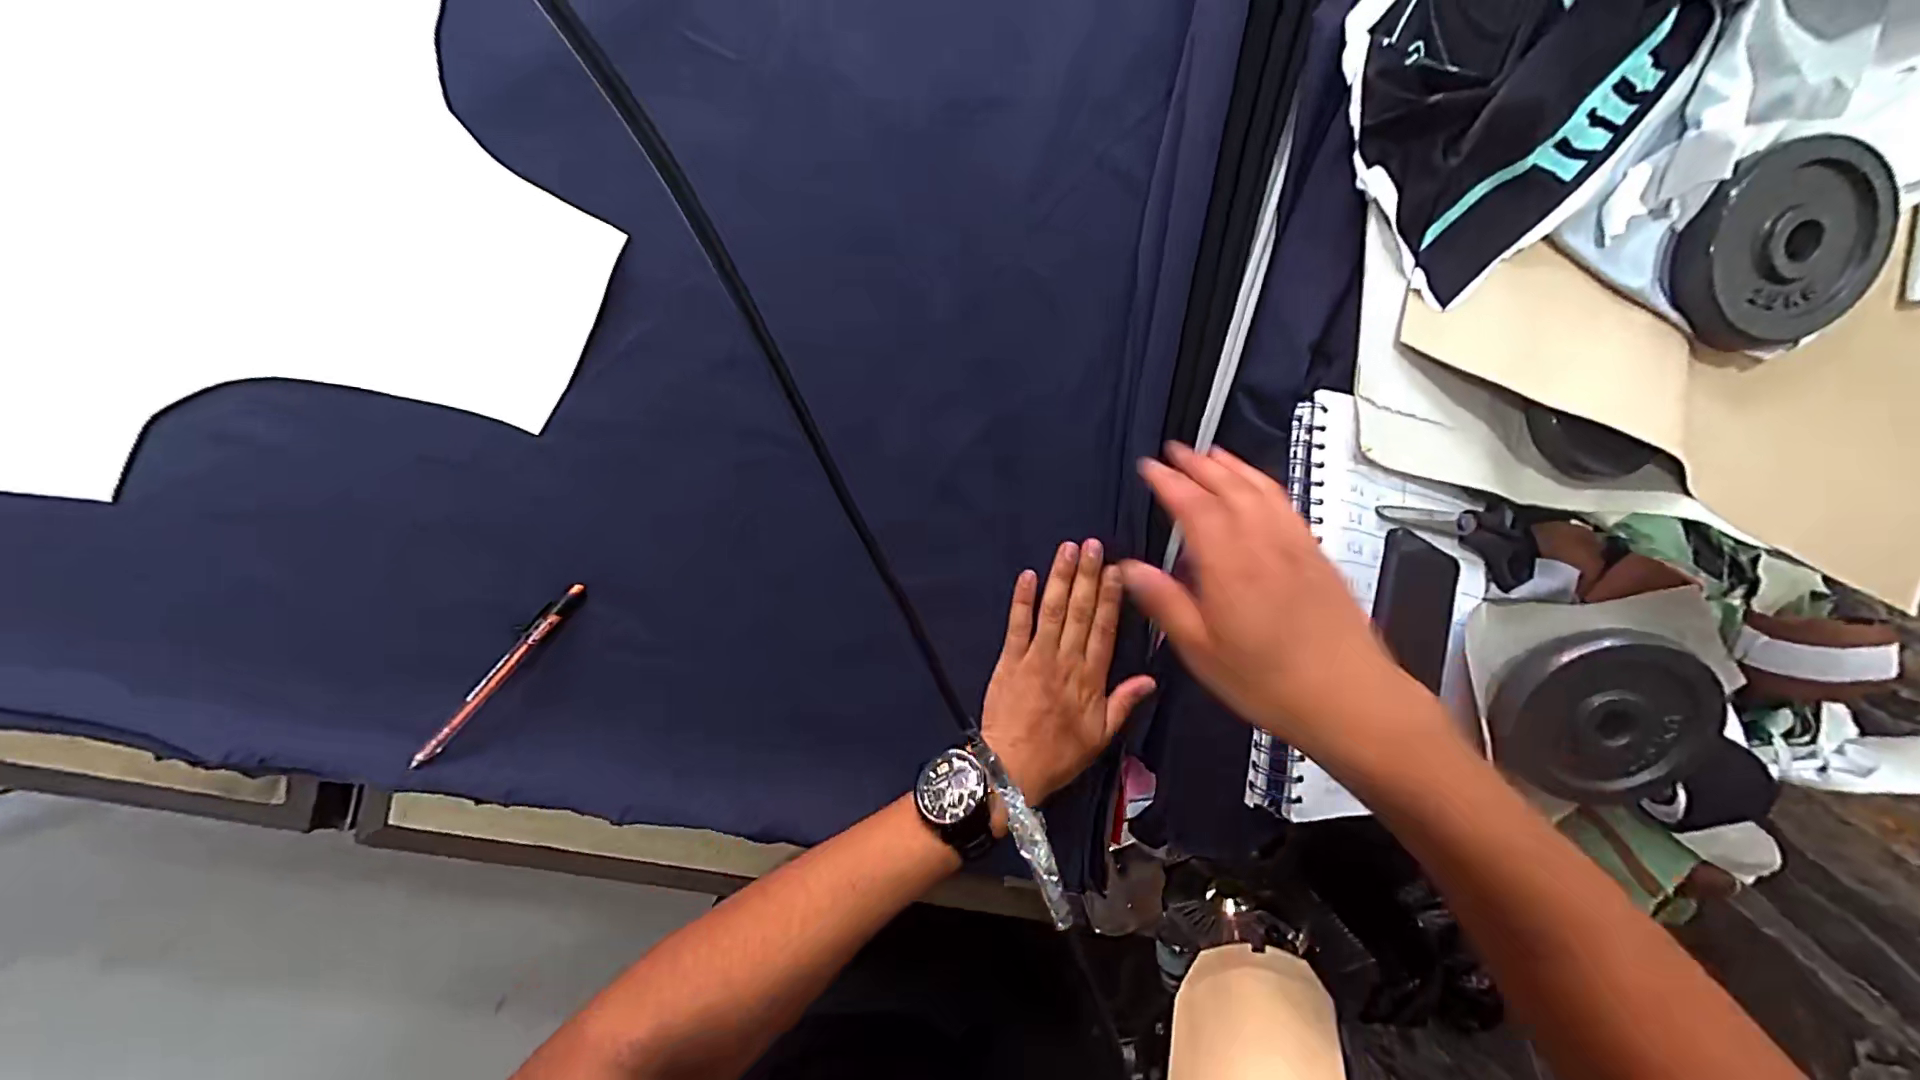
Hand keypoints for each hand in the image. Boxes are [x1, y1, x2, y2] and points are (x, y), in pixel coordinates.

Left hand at [980, 539, 1156, 804]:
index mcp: (1091, 678)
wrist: (1013, 768)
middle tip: (1093, 546)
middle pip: (1081, 612)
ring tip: (1068, 550)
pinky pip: (1018, 625)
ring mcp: (1037, 658)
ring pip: (1053, 611)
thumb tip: (1150, 679)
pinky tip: (1028, 576)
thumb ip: (1124, 703)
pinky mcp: (1010, 660)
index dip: (1111, 598)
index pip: (1105, 629)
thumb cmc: (1058, 754)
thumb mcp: (1101, 736)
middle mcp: (1067, 661)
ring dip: (1061, 578)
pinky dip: (1022, 600)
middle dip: (1088, 576)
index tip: (1117, 571)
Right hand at [1120, 444, 1431, 770]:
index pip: (1193, 506)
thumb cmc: (1270, 682)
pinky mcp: (1318, 557)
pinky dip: (1267, 486)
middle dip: (1199, 464)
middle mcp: (1264, 546)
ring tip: (1214, 454)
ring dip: (1234, 467)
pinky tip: (1260, 488)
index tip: (1150, 467)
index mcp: (1229, 566)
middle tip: (1176, 451)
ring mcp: (1295, 548)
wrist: (1350, 698)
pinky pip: (1288, 506)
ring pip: (1262, 490)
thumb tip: (1130, 568)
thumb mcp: (1201, 650)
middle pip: (1229, 488)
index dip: (1169, 482)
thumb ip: (1165, 603)